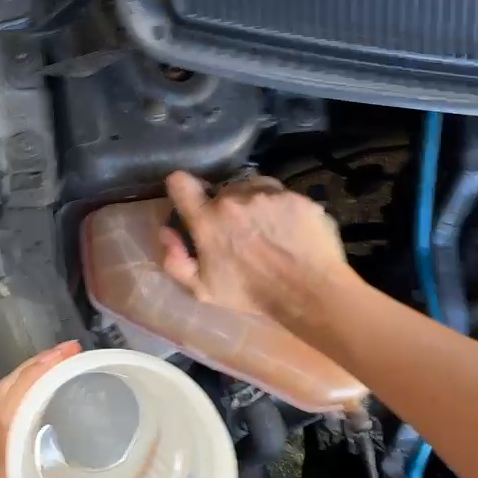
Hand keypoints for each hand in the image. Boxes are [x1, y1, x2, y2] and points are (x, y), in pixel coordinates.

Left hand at [0, 341, 93, 477]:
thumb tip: (140, 449)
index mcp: (7, 474)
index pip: (9, 408)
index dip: (35, 374)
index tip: (68, 355)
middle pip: (3, 398)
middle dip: (33, 367)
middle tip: (72, 352)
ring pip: (5, 405)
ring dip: (31, 378)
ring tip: (67, 363)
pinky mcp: (7, 467)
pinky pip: (12, 418)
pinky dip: (31, 395)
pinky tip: (59, 393)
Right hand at [160, 170, 351, 323]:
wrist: (310, 294)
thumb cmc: (251, 294)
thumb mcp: (203, 289)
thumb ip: (175, 261)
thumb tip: (167, 233)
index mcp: (207, 219)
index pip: (180, 183)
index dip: (182, 189)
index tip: (191, 201)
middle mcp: (234, 198)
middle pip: (221, 190)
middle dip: (225, 207)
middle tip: (238, 232)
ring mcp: (268, 194)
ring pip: (252, 187)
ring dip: (253, 203)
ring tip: (265, 228)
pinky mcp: (297, 196)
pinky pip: (282, 196)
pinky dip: (282, 209)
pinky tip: (290, 231)